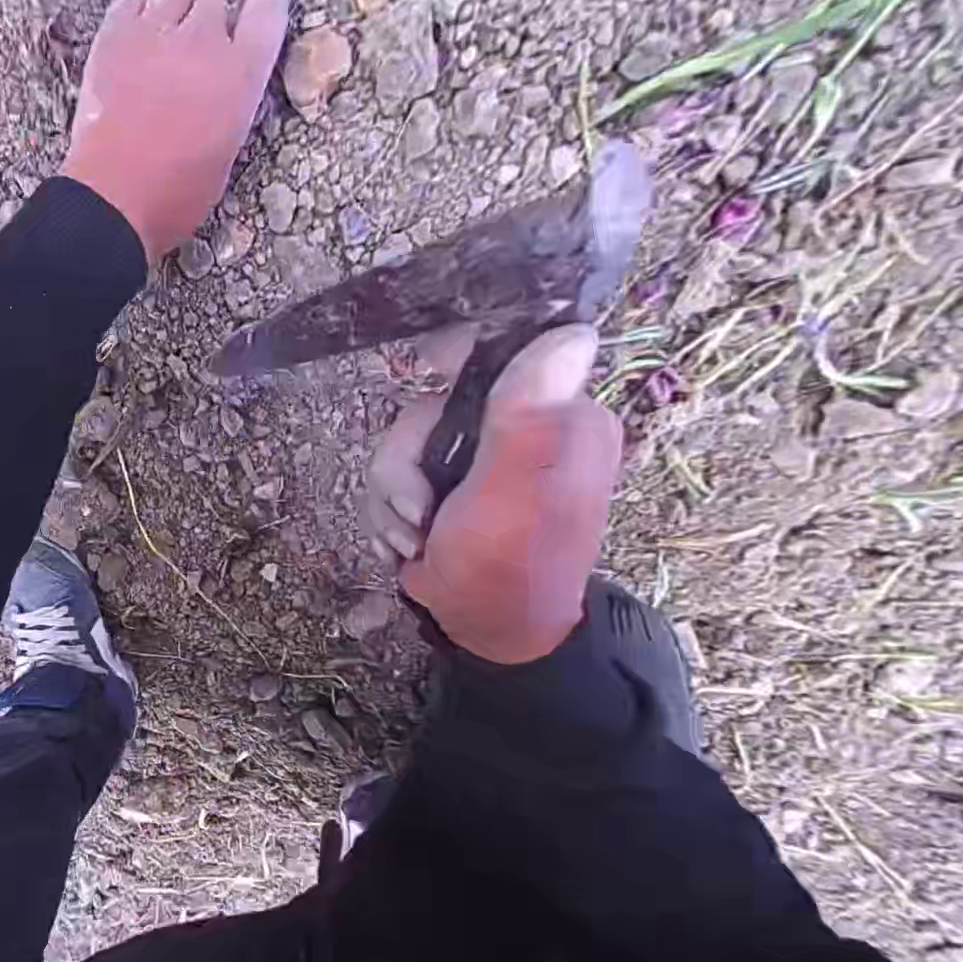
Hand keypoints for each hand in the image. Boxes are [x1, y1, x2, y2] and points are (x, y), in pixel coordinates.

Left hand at [60, 0, 289, 262]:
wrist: (117, 199)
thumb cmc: (175, 196)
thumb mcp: (223, 159)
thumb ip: (229, 109)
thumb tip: (222, 90)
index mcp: (240, 80)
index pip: (267, 15)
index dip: (267, 5)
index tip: (265, 1)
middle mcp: (204, 44)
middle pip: (216, 4)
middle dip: (211, 26)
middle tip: (198, 57)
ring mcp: (156, 33)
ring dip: (177, 3)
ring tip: (168, 33)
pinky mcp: (114, 34)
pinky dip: (139, 9)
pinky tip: (138, 37)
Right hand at [363, 324, 622, 664]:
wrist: (480, 628)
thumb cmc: (505, 565)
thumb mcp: (513, 490)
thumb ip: (529, 416)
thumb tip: (571, 332)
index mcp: (552, 416)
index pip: (501, 348)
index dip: (453, 351)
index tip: (422, 365)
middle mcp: (516, 427)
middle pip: (429, 405)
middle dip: (407, 463)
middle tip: (419, 510)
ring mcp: (476, 457)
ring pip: (401, 443)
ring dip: (394, 497)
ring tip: (412, 540)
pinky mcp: (444, 482)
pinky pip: (393, 475)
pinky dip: (391, 511)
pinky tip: (404, 545)